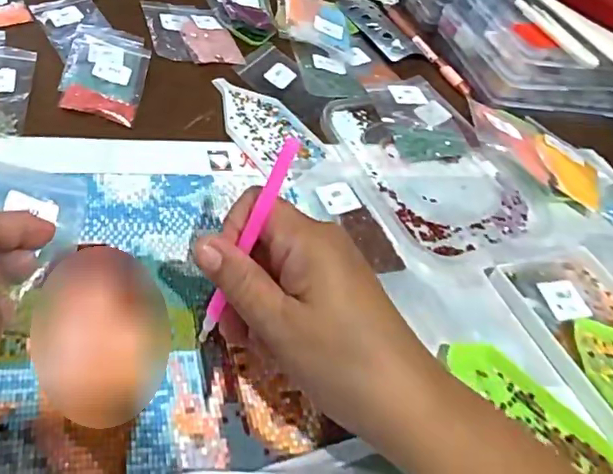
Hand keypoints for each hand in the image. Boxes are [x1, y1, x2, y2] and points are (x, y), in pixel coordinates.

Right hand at [191, 190, 466, 468]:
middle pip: (262, 237)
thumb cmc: (341, 362)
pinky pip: (296, 283)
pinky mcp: (341, 290)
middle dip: (239, 276)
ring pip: (275, 265)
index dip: (230, 233)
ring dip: (256, 298)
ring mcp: (333, 265)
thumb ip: (236, 279)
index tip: (224, 281)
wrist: (413, 409)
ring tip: (255, 344)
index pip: (254, 203)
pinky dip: (279, 308)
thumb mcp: (278, 323)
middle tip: (233, 329)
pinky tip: (280, 345)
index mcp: (307, 237)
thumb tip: (199, 241)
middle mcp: (320, 240)